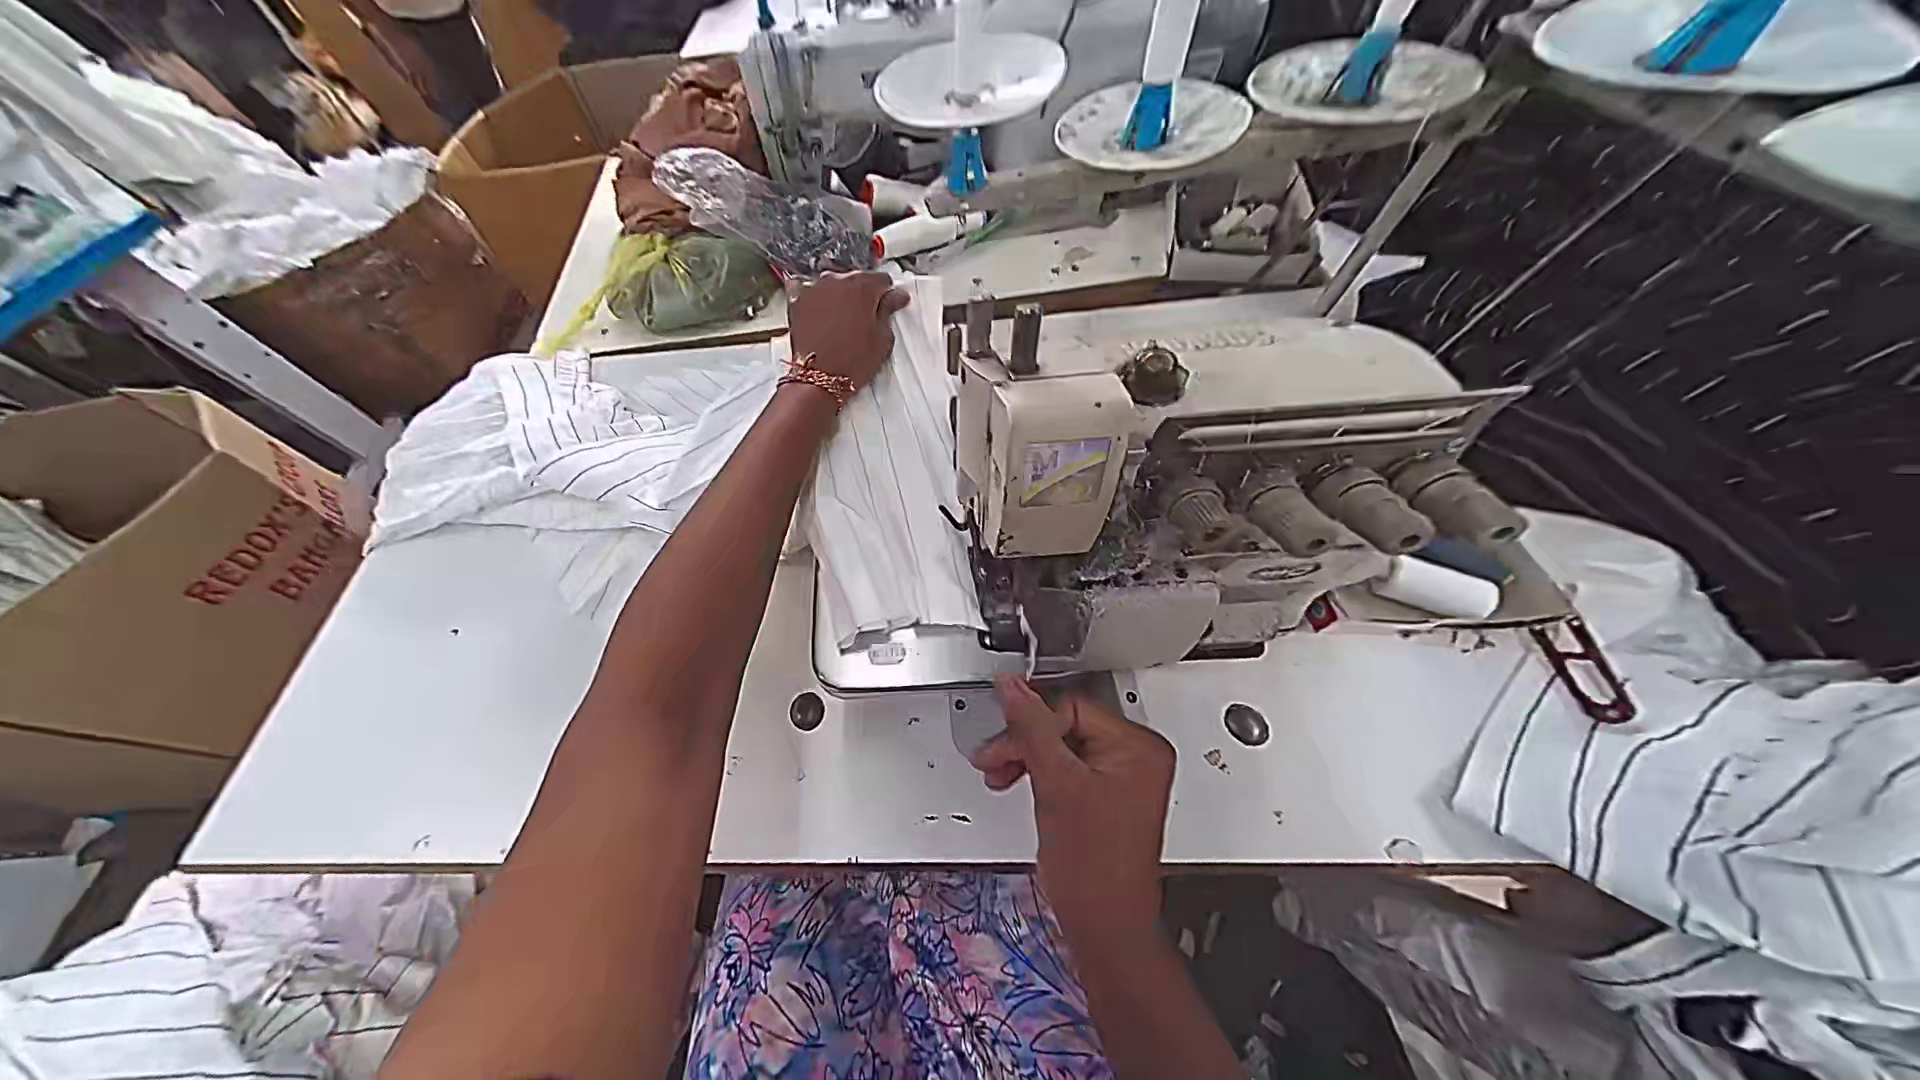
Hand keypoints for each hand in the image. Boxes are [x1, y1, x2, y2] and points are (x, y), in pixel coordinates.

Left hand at [787, 271, 910, 392]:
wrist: (818, 378)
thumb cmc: (851, 361)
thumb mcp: (882, 338)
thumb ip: (888, 311)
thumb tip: (894, 298)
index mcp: (862, 286)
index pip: (882, 279)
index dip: (888, 293)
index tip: (890, 304)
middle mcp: (836, 280)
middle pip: (856, 280)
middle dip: (864, 295)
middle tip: (868, 318)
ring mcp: (814, 289)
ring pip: (835, 286)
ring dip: (842, 298)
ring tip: (846, 322)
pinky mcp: (798, 302)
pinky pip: (815, 296)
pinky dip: (823, 304)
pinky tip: (827, 320)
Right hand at [973, 675, 1175, 943]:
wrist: (1102, 926)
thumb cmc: (1093, 869)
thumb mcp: (1056, 783)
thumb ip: (1031, 728)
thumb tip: (1012, 687)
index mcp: (1139, 745)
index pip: (1072, 706)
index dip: (1033, 724)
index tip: (1004, 741)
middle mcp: (1136, 755)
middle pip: (1066, 724)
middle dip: (1025, 742)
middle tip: (996, 759)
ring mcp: (1122, 774)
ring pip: (1061, 744)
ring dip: (1026, 756)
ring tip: (1001, 773)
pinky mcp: (1105, 791)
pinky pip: (1066, 764)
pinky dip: (1039, 771)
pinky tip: (1018, 781)